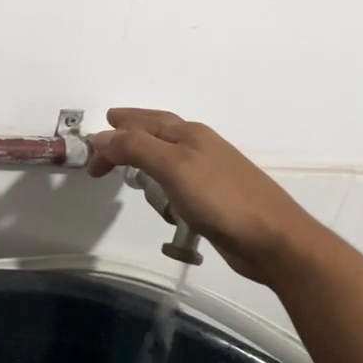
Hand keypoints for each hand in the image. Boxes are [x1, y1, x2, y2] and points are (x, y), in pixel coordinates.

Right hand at [86, 108, 335, 285]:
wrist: (273, 239)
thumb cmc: (221, 199)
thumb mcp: (174, 167)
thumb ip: (135, 148)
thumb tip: (100, 137)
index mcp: (190, 135)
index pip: (143, 123)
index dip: (115, 131)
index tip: (89, 150)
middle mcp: (199, 147)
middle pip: (157, 131)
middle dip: (128, 133)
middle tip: (102, 144)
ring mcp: (208, 172)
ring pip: (166, 154)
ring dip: (143, 153)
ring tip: (123, 164)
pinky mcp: (212, 197)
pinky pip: (175, 178)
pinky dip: (159, 177)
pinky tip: (157, 191)